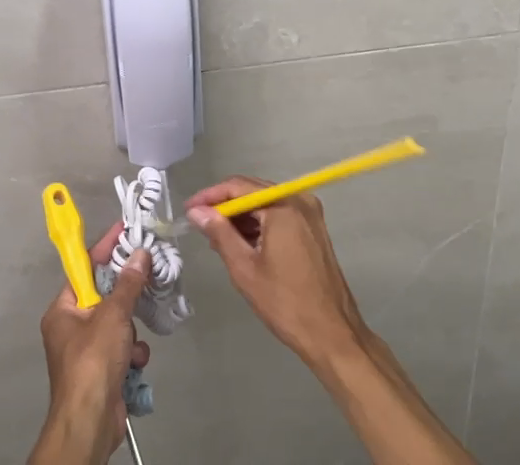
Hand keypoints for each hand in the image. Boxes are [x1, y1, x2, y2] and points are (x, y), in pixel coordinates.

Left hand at [31, 221, 150, 464]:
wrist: (91, 420)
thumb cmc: (93, 361)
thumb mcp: (113, 315)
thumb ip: (128, 284)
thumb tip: (139, 254)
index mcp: (62, 309)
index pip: (85, 268)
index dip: (106, 248)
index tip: (126, 229)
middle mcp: (70, 327)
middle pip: (105, 296)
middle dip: (126, 297)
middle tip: (147, 278)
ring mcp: (86, 350)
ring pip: (118, 322)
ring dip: (132, 331)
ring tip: (134, 342)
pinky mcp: (102, 369)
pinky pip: (123, 346)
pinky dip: (132, 352)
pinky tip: (135, 362)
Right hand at [184, 176, 368, 364]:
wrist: (331, 332)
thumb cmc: (285, 302)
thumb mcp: (245, 268)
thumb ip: (220, 233)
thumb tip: (197, 212)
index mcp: (284, 206)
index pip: (239, 187)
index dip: (210, 196)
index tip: (188, 210)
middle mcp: (300, 200)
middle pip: (254, 191)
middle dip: (225, 206)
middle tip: (199, 225)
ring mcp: (311, 213)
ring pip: (267, 203)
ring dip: (242, 216)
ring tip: (216, 239)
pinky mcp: (314, 228)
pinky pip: (280, 215)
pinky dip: (260, 224)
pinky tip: (242, 243)